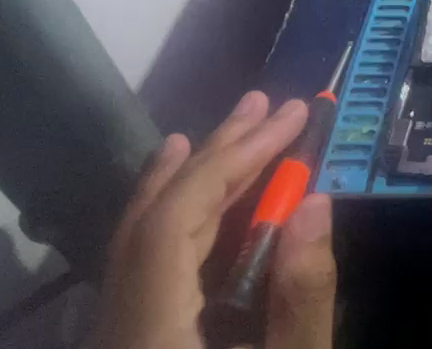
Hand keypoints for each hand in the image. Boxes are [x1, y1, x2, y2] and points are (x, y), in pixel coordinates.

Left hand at [88, 92, 337, 348]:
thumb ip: (300, 297)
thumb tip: (316, 202)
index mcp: (149, 332)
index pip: (173, 222)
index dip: (232, 161)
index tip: (291, 120)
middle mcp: (116, 325)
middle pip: (153, 219)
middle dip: (217, 155)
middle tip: (269, 105)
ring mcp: (116, 332)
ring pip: (142, 236)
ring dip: (195, 175)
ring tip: (236, 125)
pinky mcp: (131, 338)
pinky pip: (143, 261)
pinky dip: (172, 211)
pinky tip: (190, 189)